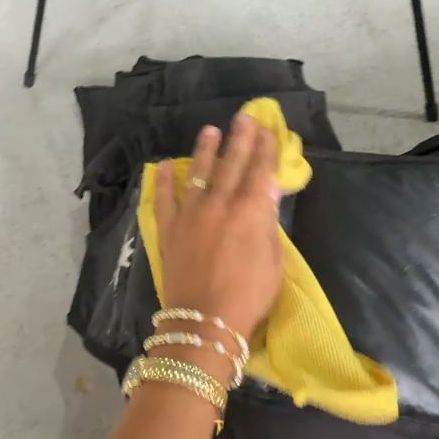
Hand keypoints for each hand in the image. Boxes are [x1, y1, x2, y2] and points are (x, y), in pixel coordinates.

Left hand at [152, 114, 283, 342]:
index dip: (266, 148)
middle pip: (232, 164)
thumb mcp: (274, 259)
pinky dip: (164, 181)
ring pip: (199, 174)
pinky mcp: (169, 230)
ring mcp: (191, 215)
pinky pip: (165, 200)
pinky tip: (165, 165)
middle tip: (244, 116)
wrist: (205, 321)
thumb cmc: (249, 296)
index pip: (260, 171)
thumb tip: (268, 191)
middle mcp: (220, 205)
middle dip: (240, 138)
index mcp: (250, 211)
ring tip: (210, 130)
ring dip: (205, 150)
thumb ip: (268, 221)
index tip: (268, 129)